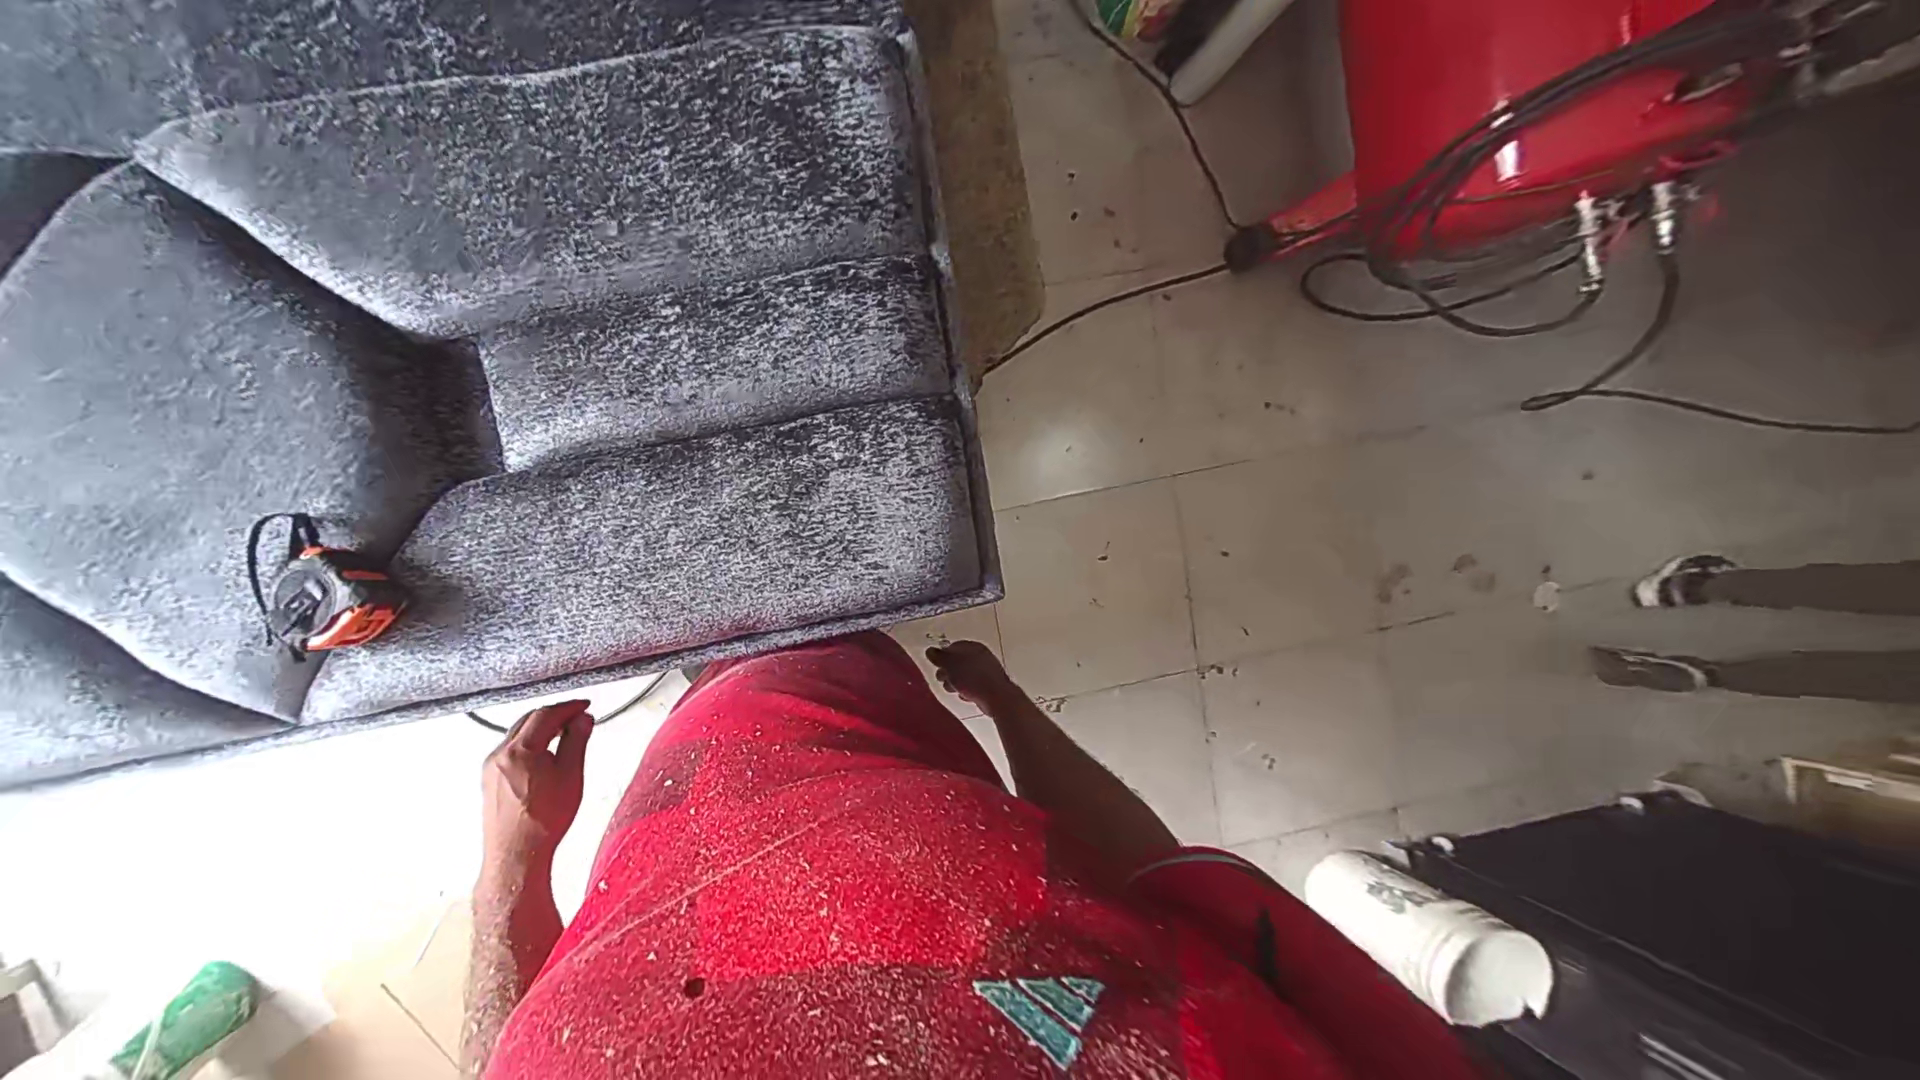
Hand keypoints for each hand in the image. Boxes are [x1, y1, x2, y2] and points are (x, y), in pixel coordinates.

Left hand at [481, 700, 592, 865]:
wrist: (516, 854)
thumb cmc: (544, 819)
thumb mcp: (571, 774)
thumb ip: (576, 740)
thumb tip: (582, 720)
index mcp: (519, 751)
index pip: (545, 714)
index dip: (569, 707)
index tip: (584, 706)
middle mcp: (499, 756)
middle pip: (528, 720)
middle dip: (555, 714)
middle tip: (577, 716)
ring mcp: (490, 769)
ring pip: (518, 734)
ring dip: (542, 727)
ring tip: (565, 733)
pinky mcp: (489, 781)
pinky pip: (511, 750)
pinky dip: (530, 742)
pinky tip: (545, 752)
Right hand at [927, 640, 1017, 708]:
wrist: (996, 697)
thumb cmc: (972, 678)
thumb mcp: (950, 665)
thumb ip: (938, 657)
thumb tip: (929, 651)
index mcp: (973, 647)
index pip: (954, 647)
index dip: (943, 656)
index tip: (936, 665)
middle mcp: (981, 656)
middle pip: (958, 662)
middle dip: (947, 671)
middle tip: (942, 678)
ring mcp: (986, 672)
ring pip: (964, 675)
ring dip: (955, 683)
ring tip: (953, 689)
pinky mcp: (988, 686)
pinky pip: (972, 686)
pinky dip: (966, 690)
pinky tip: (965, 695)